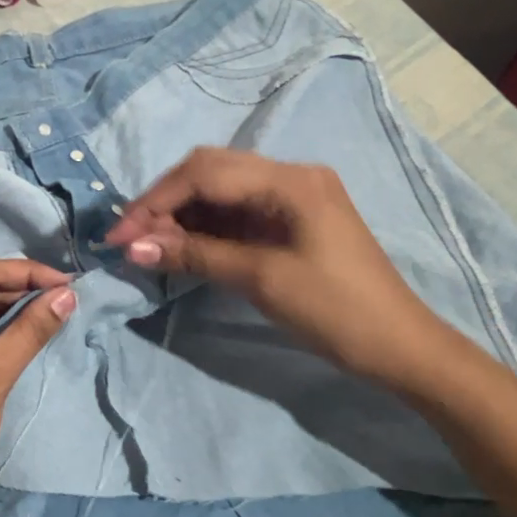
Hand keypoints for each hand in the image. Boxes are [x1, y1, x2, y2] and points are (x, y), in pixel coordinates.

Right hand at [105, 148, 455, 384]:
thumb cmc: (335, 310)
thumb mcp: (260, 279)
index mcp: (290, 181)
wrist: (398, 346)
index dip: (153, 203)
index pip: (204, 174)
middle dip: (162, 202)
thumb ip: (194, 255)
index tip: (118, 238)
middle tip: (129, 240)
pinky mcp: (289, 219)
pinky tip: (178, 247)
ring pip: (218, 189)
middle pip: (208, 171)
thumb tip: (132, 247)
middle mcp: (290, 175)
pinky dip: (201, 226)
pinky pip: (234, 210)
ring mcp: (291, 196)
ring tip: (147, 247)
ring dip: (179, 214)